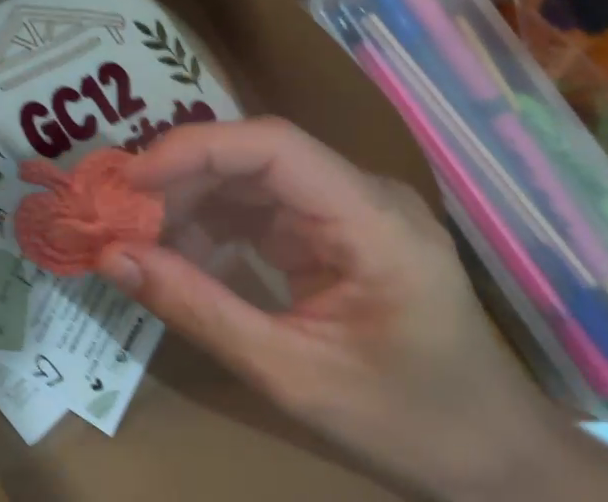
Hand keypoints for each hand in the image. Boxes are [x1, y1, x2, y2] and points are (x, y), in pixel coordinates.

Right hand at [96, 119, 563, 500]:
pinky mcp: (329, 233)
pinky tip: (178, 256)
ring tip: (138, 239)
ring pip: (244, 178)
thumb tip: (108, 256)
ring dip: (185, 203)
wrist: (498, 462)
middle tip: (117, 217)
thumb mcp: (291, 374)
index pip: (271, 145)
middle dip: (177, 181)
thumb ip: (197, 309)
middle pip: (249, 156)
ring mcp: (345, 213)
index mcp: (372, 222)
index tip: (129, 182)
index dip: (192, 149)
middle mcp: (359, 198)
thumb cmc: (409, 420)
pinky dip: (207, 226)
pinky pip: (253, 208)